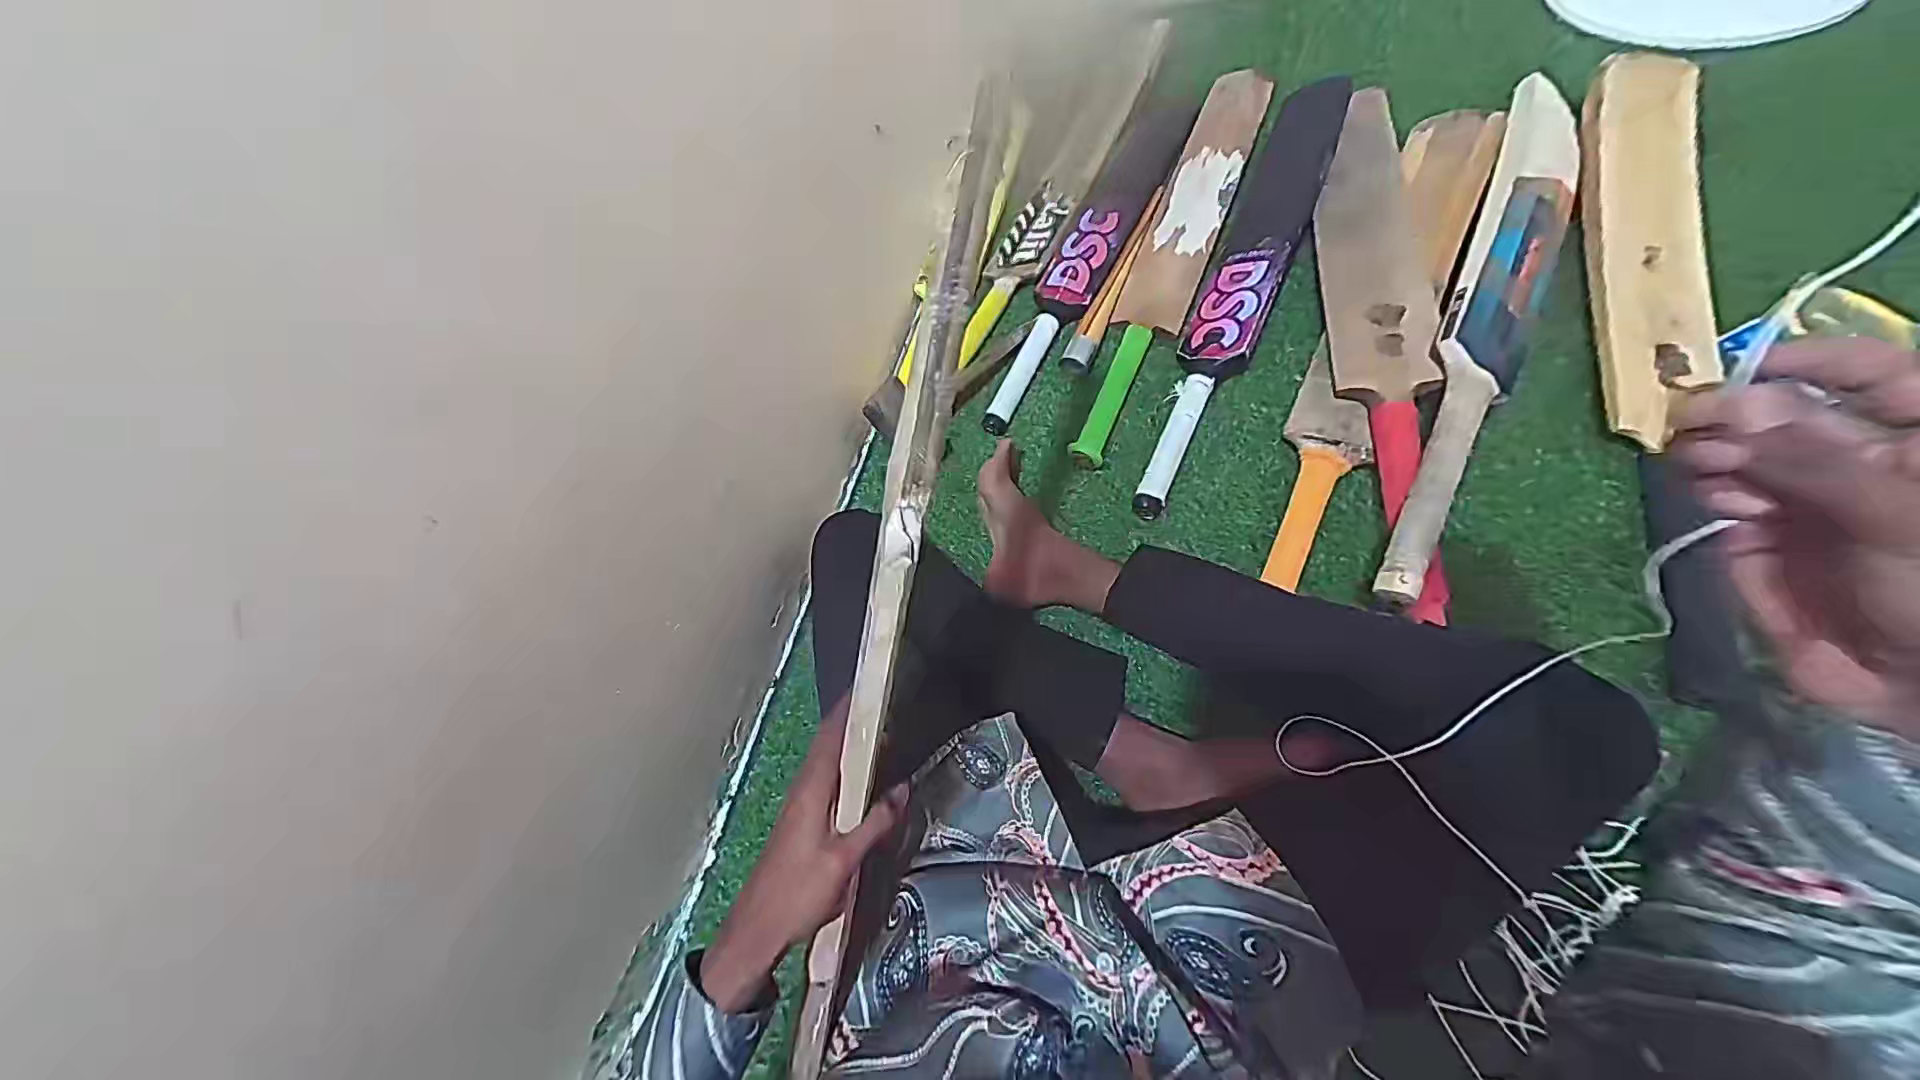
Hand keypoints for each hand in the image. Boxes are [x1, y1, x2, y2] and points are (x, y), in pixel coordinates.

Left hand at [699, 696, 908, 1011]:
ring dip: (848, 741)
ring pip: (825, 760)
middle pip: (827, 742)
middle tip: (881, 703)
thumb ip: (875, 823)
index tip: (867, 686)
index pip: (830, 736)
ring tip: (878, 730)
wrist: (755, 931)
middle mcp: (803, 789)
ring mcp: (799, 804)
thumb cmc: (798, 894)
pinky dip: (844, 765)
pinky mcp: (800, 820)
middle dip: (851, 719)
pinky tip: (861, 775)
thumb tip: (903, 789)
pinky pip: (825, 779)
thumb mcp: (845, 860)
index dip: (847, 709)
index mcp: (811, 790)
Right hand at [1672, 338, 1919, 734]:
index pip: (1873, 376)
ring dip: (1717, 458)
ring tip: (1701, 467)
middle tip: (1690, 422)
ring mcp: (1807, 504)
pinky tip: (1723, 506)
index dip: (1811, 362)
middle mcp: (1861, 465)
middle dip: (1738, 416)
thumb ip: (1810, 455)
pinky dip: (1715, 499)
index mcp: (1914, 445)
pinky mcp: (1759, 542)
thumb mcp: (1892, 512)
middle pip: (1789, 417)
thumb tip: (1730, 402)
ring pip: (1744, 458)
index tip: (1742, 362)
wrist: (1916, 685)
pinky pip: (1726, 505)